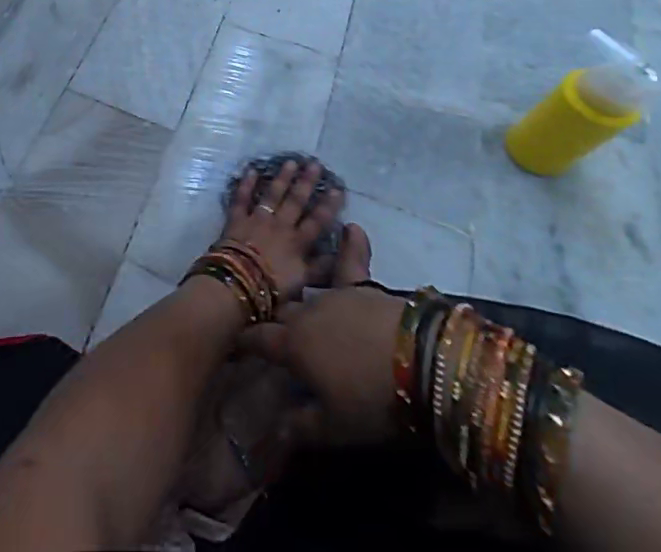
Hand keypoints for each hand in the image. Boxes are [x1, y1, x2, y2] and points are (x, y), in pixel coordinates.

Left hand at [217, 160, 340, 300]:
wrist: (240, 280)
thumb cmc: (273, 287)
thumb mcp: (303, 281)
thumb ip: (321, 268)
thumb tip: (338, 257)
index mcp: (298, 242)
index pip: (318, 220)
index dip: (329, 205)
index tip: (338, 189)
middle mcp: (280, 225)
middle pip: (296, 200)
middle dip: (306, 182)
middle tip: (314, 164)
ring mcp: (258, 219)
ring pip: (272, 194)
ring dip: (282, 178)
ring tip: (290, 162)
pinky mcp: (237, 219)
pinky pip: (241, 198)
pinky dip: (245, 184)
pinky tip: (251, 170)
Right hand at [239, 223, 407, 444]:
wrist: (424, 365)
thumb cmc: (373, 400)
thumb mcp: (336, 428)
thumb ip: (301, 427)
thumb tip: (273, 433)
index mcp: (292, 346)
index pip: (258, 340)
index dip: (246, 343)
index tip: (235, 346)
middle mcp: (305, 314)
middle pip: (282, 315)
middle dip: (277, 324)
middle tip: (280, 338)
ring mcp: (334, 296)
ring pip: (308, 294)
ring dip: (304, 302)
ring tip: (304, 308)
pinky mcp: (365, 288)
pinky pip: (353, 262)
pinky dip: (352, 245)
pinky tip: (352, 227)